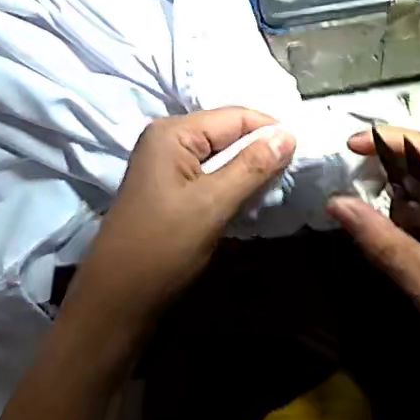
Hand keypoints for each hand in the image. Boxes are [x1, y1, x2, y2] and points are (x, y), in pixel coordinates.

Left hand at [67, 108, 295, 331]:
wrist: (115, 303)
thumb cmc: (162, 248)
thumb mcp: (213, 204)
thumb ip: (252, 166)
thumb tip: (288, 134)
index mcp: (173, 132)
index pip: (235, 117)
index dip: (270, 130)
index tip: (303, 152)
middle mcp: (167, 138)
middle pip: (228, 131)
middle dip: (260, 149)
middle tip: (293, 172)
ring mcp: (166, 163)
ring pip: (221, 153)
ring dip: (248, 168)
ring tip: (276, 185)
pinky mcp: (169, 186)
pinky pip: (210, 171)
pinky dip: (231, 182)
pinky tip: (249, 197)